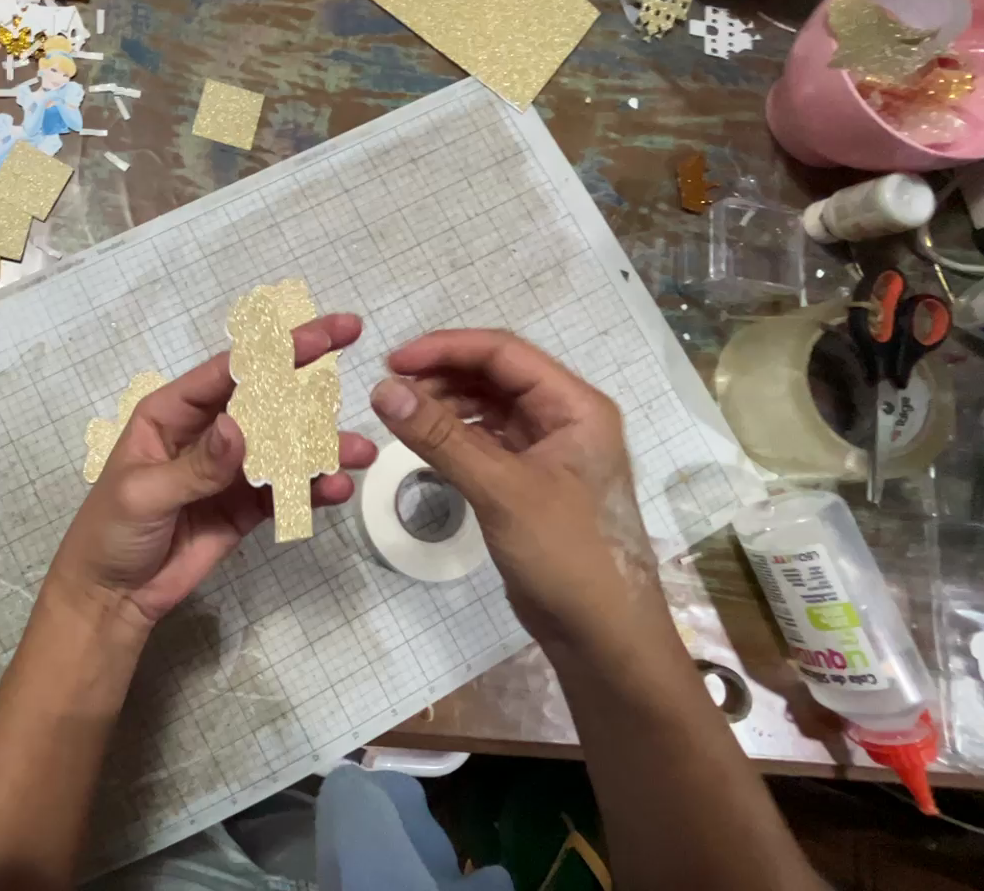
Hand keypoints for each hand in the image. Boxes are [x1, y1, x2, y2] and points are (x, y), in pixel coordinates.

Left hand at [50, 314, 377, 625]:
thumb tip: (239, 427)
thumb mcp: (144, 494)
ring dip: (321, 447)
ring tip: (357, 454)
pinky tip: (336, 489)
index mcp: (172, 412)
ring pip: (283, 447)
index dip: (277, 349)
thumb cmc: (111, 531)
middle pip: (265, 400)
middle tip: (359, 381)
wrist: (114, 595)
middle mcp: (207, 431)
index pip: (230, 371)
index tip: (326, 335)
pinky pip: (285, 490)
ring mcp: (230, 469)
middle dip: (310, 389)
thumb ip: (196, 465)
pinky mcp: (246, 505)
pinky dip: (312, 488)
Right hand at [369, 329, 662, 651]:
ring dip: (443, 403)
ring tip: (400, 415)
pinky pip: (484, 438)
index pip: (503, 353)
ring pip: (486, 406)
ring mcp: (546, 448)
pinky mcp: (528, 478)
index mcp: (574, 406)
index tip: (392, 363)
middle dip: (440, 375)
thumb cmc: (567, 554)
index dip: (445, 349)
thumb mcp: (499, 489)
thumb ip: (440, 437)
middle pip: (494, 375)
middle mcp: (563, 418)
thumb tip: (381, 391)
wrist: (602, 635)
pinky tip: (423, 442)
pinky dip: (452, 434)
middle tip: (389, 391)